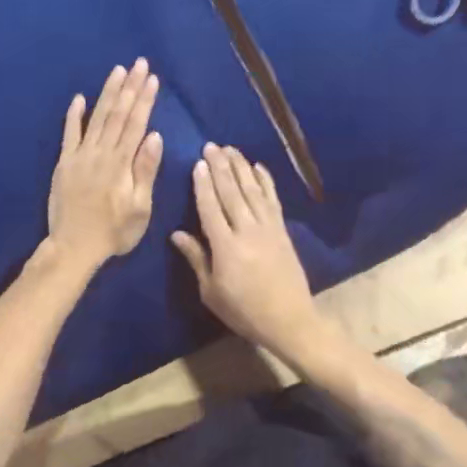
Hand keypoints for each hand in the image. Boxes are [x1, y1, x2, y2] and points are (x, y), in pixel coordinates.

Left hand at [47, 59, 162, 268]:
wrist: (74, 246)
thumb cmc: (114, 232)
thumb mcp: (140, 208)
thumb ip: (145, 170)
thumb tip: (154, 136)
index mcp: (121, 163)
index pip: (136, 123)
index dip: (144, 99)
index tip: (152, 78)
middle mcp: (100, 153)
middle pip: (117, 114)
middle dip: (129, 87)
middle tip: (138, 63)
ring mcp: (79, 156)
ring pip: (96, 118)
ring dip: (107, 93)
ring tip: (117, 71)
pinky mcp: (64, 163)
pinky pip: (69, 134)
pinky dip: (74, 115)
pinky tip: (79, 98)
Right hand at [170, 143, 331, 362]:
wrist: (289, 320)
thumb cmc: (244, 311)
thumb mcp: (211, 292)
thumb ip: (197, 259)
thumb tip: (176, 233)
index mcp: (225, 247)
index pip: (210, 207)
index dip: (203, 184)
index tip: (197, 163)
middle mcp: (247, 231)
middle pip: (231, 192)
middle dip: (220, 167)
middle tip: (211, 146)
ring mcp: (268, 228)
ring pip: (252, 190)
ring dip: (241, 167)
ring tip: (230, 149)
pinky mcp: (283, 231)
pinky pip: (272, 200)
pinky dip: (265, 181)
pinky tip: (258, 167)